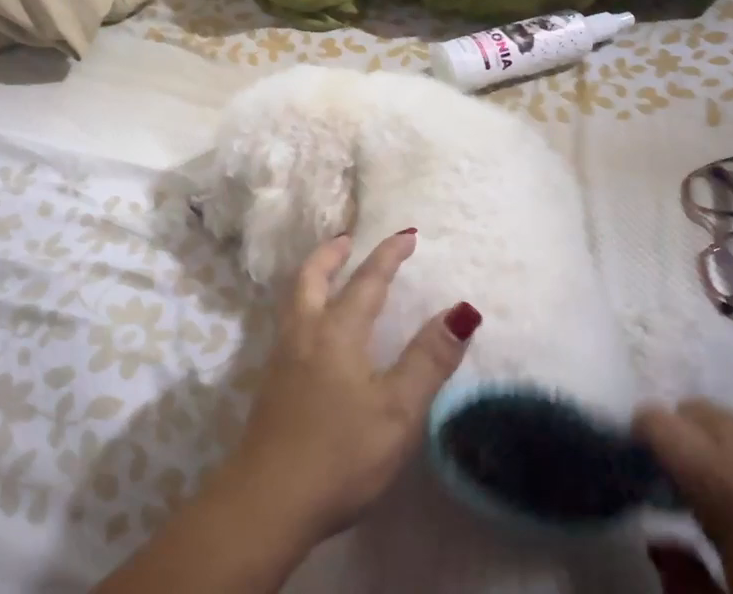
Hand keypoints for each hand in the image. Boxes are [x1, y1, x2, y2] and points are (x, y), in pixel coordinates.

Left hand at [224, 229, 481, 544]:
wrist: (270, 498)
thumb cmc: (342, 453)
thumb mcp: (398, 410)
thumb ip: (428, 359)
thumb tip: (462, 310)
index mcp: (337, 333)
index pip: (367, 282)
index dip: (388, 256)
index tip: (407, 234)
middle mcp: (304, 334)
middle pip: (312, 278)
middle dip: (332, 254)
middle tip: (348, 239)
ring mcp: (282, 358)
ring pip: (294, 299)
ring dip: (313, 276)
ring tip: (328, 273)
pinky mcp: (271, 384)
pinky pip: (288, 324)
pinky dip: (303, 305)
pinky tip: (311, 330)